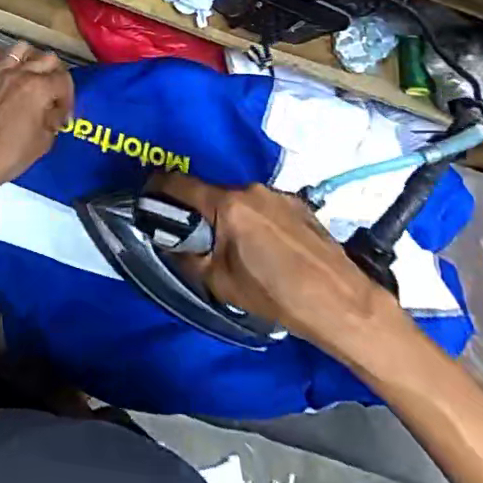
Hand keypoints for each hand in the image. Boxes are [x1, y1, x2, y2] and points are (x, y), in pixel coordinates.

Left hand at [0, 42, 73, 190]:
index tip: (63, 115)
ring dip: (31, 59)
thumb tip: (53, 114)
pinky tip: (6, 73)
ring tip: (32, 75)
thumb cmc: (13, 153)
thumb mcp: (45, 140)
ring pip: (21, 49)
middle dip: (56, 76)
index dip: (69, 98)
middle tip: (53, 95)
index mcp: (40, 88)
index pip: (65, 80)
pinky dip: (1, 60)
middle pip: (48, 59)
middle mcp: (21, 74)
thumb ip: (54, 120)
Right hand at [154, 174, 408, 358]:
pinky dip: (256, 221)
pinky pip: (265, 206)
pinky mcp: (299, 204)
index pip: (182, 184)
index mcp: (230, 205)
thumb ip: (190, 257)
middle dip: (201, 212)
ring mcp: (280, 194)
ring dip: (231, 217)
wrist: (335, 298)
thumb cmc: (274, 293)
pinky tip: (266, 248)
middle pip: (214, 194)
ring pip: (242, 200)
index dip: (159, 186)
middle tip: (197, 238)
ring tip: (237, 249)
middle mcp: (254, 190)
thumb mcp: (220, 282)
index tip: (147, 193)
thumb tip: (173, 242)